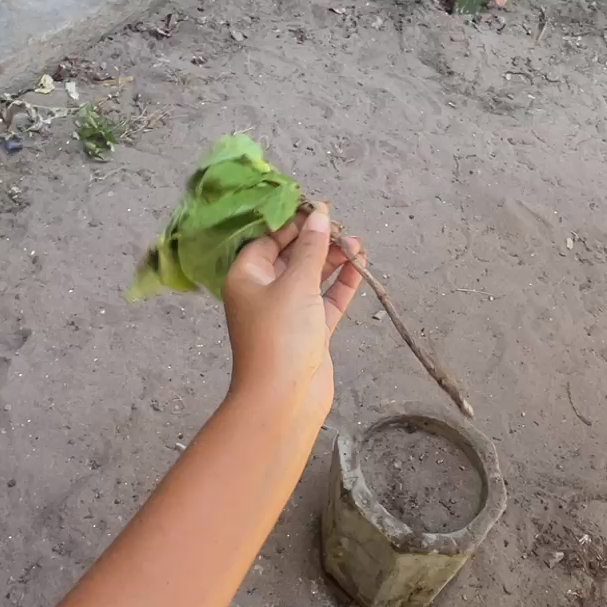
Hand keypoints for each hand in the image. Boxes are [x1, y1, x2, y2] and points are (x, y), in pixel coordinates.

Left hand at [222, 203, 364, 415]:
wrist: (283, 397)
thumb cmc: (280, 335)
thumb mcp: (297, 284)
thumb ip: (312, 248)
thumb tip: (321, 215)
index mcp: (247, 277)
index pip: (269, 239)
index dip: (293, 223)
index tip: (319, 209)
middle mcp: (264, 292)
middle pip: (292, 256)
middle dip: (318, 241)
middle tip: (343, 227)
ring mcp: (288, 312)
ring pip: (312, 277)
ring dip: (333, 260)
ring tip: (358, 245)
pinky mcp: (309, 330)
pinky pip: (326, 299)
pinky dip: (341, 284)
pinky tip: (359, 267)